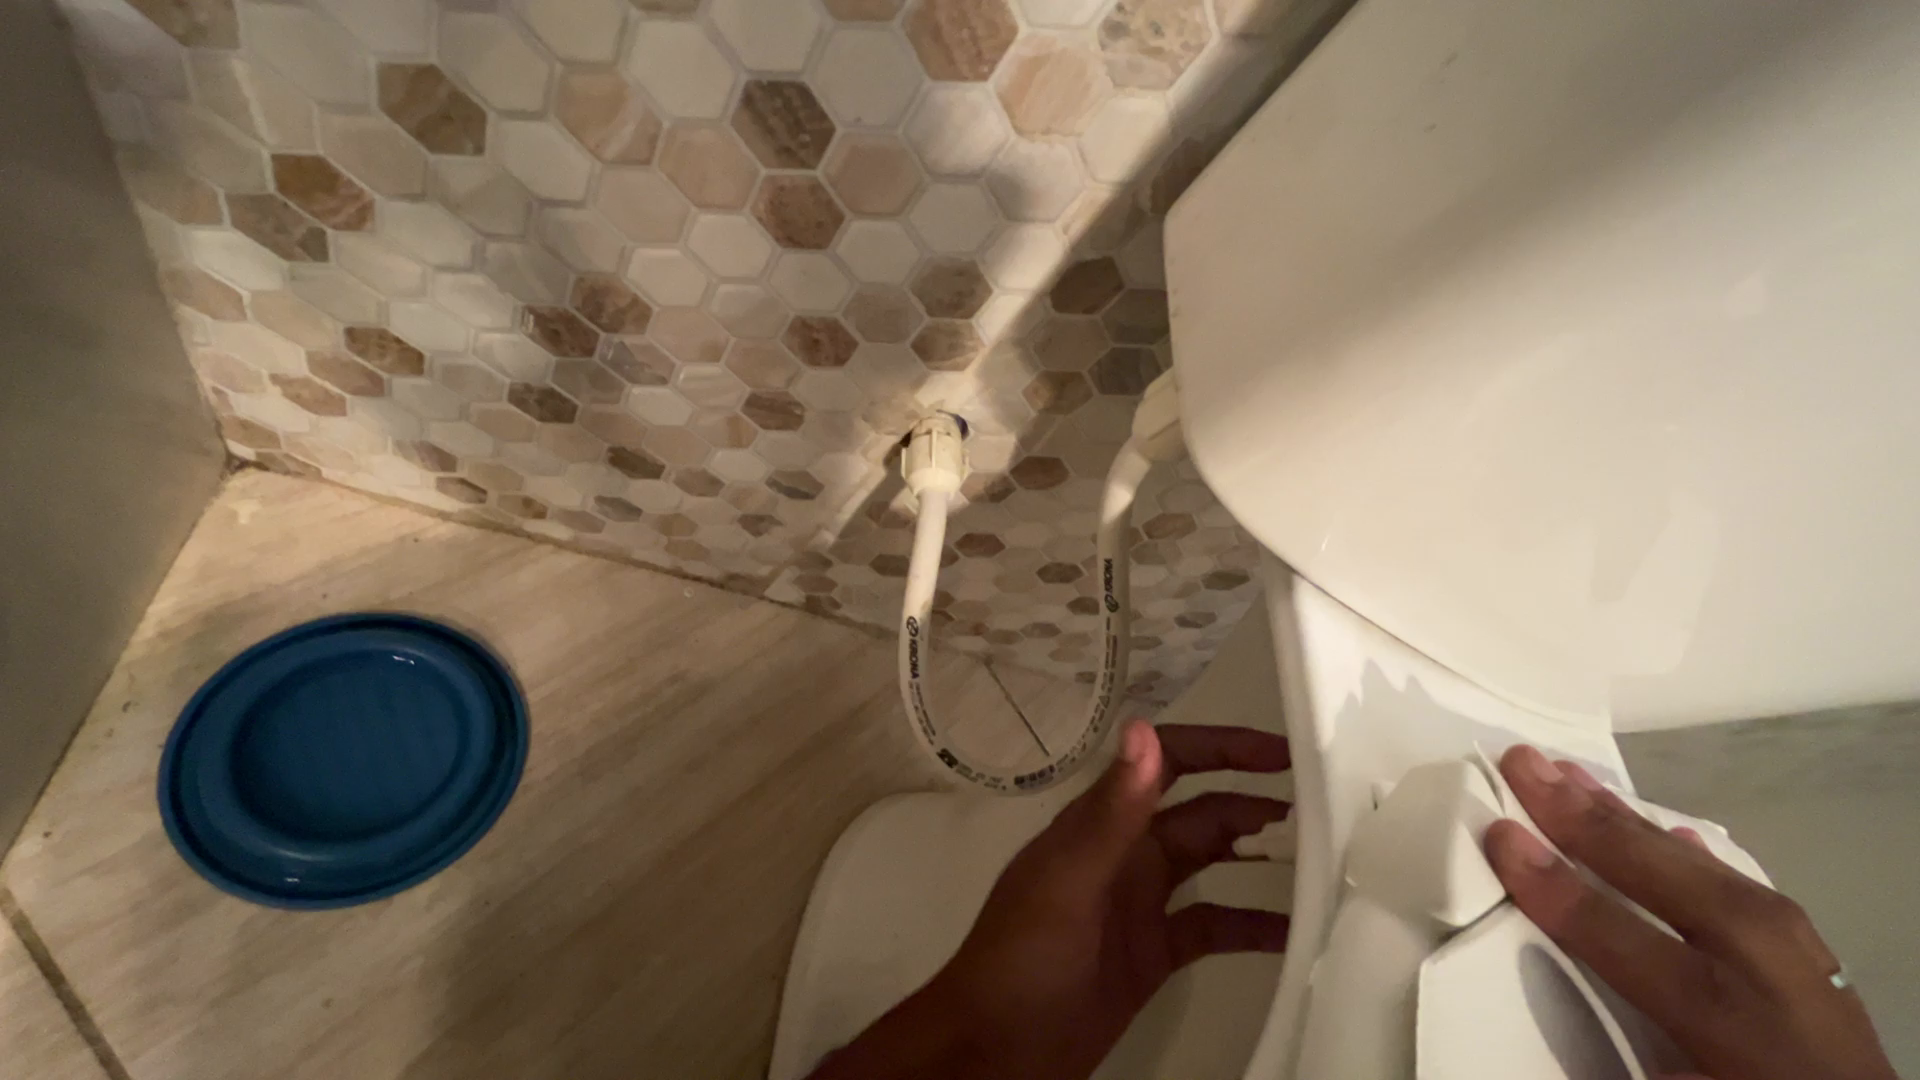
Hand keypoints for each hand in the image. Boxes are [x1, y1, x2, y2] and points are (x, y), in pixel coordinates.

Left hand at [808, 721, 1292, 1079]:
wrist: (999, 1044)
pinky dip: (1253, 923)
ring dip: (1257, 851)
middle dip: (1251, 798)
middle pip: (1199, 809)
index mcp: (1103, 820)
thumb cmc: (1026, 951)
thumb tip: (1144, 729)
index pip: (1167, 761)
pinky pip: (1214, 925)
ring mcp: (1143, 899)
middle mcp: (1126, 849)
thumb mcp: (1071, 878)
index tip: (1280, 752)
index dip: (1219, 747)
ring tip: (1323, 852)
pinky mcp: (1156, 949)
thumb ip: (1112, 810)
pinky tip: (1297, 928)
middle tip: (1321, 801)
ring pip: (1211, 859)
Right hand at [1482, 745, 1897, 1079]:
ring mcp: (1802, 958)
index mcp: (1728, 1020)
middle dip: (1583, 816)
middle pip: (1667, 879)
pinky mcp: (1810, 955)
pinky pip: (1733, 881)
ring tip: (1563, 769)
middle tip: (1519, 761)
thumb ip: (1610, 1041)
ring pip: (1697, 865)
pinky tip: (1662, 826)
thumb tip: (1539, 980)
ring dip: (1620, 813)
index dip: (1556, 887)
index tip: (1498, 834)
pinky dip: (1680, 845)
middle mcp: (1771, 976)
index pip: (1623, 939)